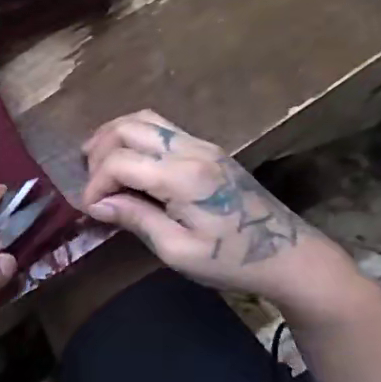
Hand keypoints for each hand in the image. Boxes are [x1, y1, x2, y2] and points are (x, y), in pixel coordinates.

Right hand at [81, 110, 355, 307]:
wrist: (290, 257)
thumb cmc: (231, 261)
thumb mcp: (177, 251)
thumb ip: (135, 219)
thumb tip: (97, 204)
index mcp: (183, 177)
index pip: (119, 162)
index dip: (95, 184)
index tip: (90, 210)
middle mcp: (191, 150)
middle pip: (127, 128)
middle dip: (98, 153)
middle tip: (90, 184)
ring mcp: (202, 145)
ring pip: (143, 120)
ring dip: (113, 137)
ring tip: (98, 165)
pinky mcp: (208, 149)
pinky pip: (160, 128)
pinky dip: (133, 138)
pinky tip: (126, 162)